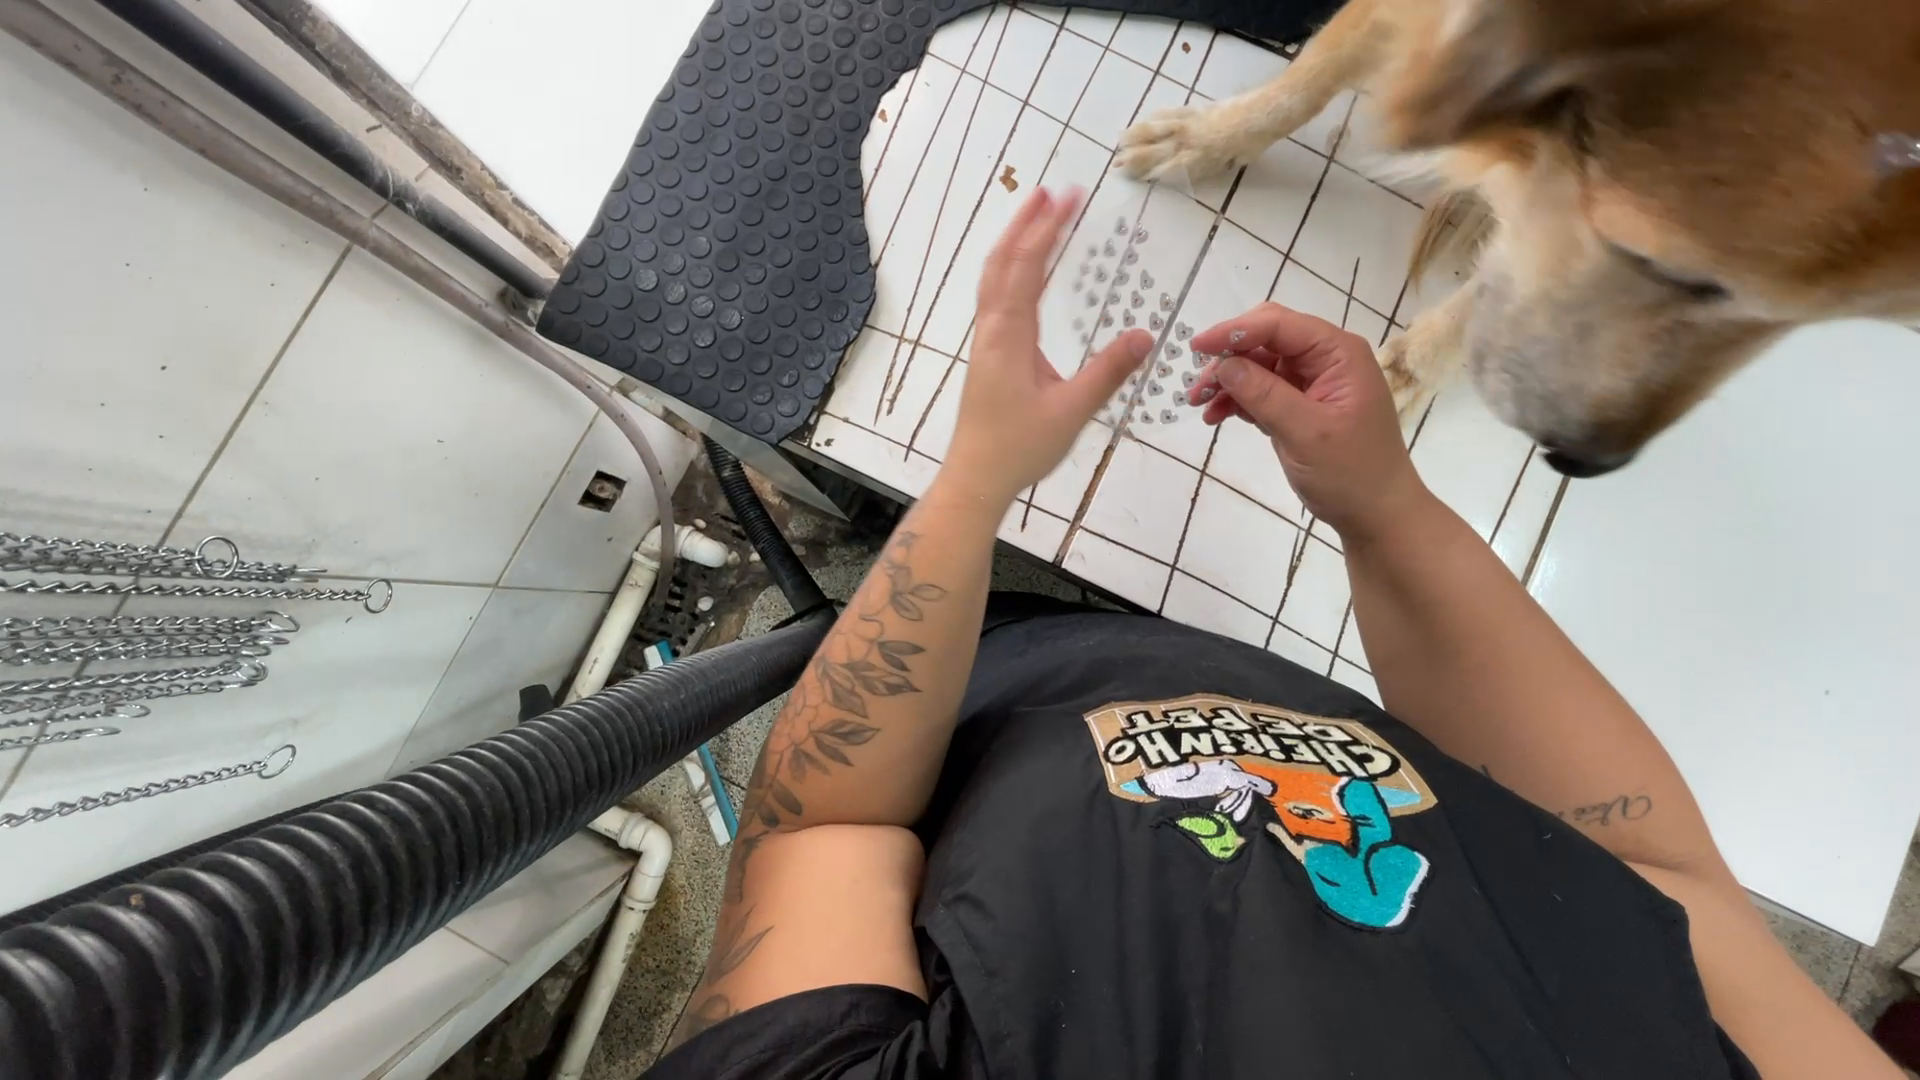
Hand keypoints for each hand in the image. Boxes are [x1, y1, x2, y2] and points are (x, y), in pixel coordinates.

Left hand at [941, 187, 1153, 506]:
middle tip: (1051, 191)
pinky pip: (994, 301)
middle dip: (1026, 225)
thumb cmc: (1018, 448)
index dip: (1048, 228)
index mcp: (1009, 337)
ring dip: (1013, 246)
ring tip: (1034, 219)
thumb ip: (1108, 373)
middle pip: (1002, 264)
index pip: (1027, 268)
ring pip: (992, 281)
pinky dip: (1008, 274)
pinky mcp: (986, 359)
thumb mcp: (1071, 411)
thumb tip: (1145, 335)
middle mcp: (991, 332)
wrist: (975, 478)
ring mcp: (985, 345)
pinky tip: (1022, 280)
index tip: (1069, 194)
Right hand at [1188, 304, 1430, 543]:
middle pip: (1265, 339)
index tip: (1196, 348)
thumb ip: (1264, 395)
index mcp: (1337, 353)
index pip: (1279, 325)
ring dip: (1226, 381)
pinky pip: (1259, 391)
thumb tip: (1223, 365)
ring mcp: (1310, 382)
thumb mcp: (1306, 433)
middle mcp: (1324, 359)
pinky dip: (1235, 400)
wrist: (1374, 512)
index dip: (1235, 331)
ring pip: (1256, 366)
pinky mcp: (1297, 405)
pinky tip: (1214, 417)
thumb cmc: (1351, 472)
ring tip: (1199, 405)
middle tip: (1197, 385)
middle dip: (1228, 357)